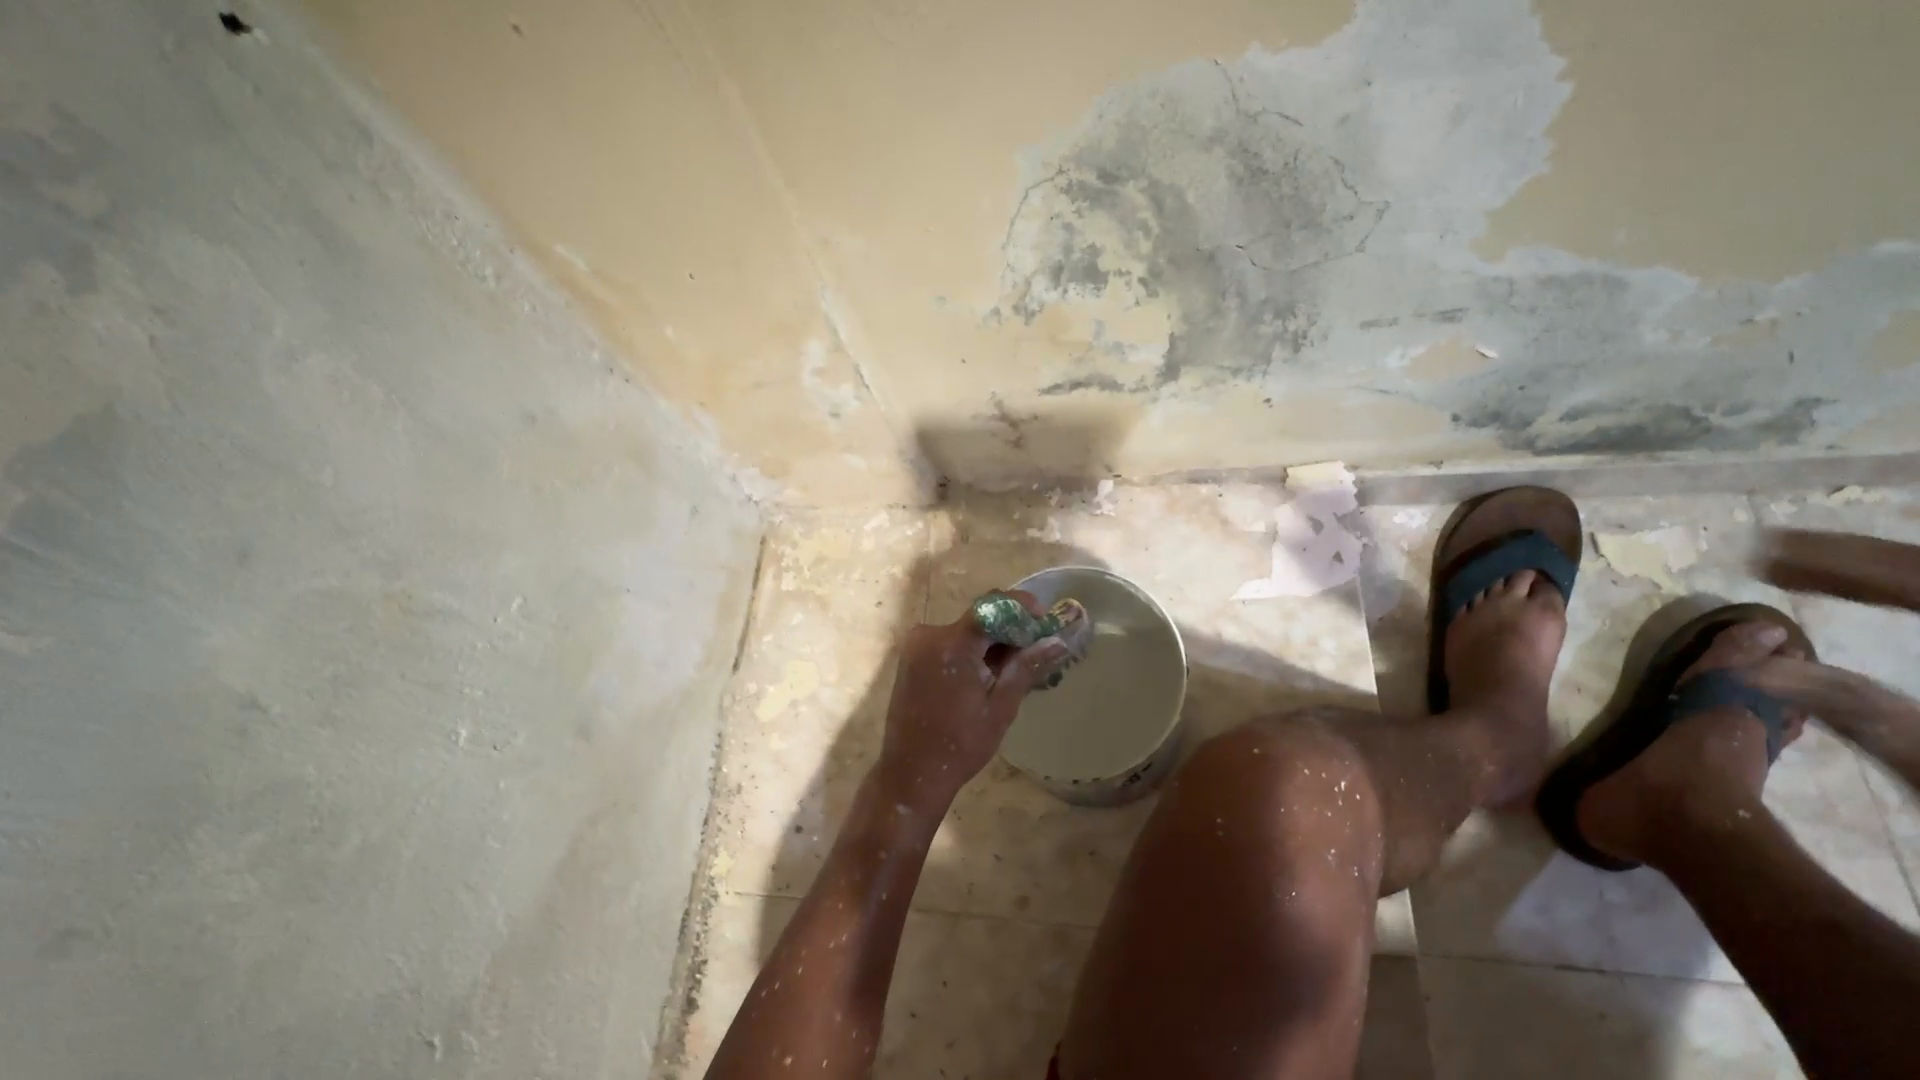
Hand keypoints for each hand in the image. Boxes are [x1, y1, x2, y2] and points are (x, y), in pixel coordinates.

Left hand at [875, 592, 1070, 809]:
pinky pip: (949, 643)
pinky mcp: (911, 658)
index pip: (993, 607)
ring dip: (990, 644)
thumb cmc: (960, 744)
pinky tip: (985, 677)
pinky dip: (971, 652)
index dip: (1021, 608)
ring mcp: (916, 646)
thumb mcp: (1001, 707)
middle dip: (1009, 630)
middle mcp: (929, 635)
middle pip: (979, 618)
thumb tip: (1058, 641)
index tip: (1044, 620)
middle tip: (1034, 654)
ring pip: (965, 631)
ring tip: (1012, 672)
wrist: (912, 772)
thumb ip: (1026, 667)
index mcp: (952, 644)